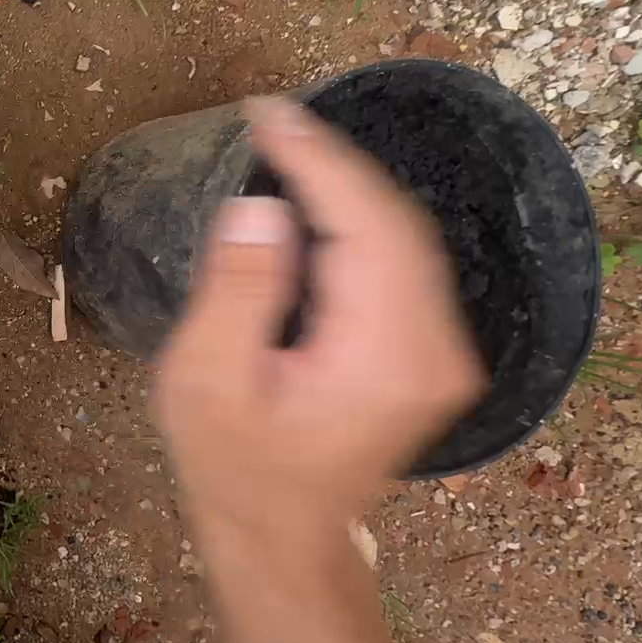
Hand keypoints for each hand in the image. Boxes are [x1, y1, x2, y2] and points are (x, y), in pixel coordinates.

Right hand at [155, 97, 485, 536]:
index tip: (266, 114)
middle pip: (397, 227)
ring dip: (345, 183)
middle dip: (334, 161)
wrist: (277, 528)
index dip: (319, 163)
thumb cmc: (228, 457)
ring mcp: (433, 350)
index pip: (367, 229)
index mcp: (382, 353)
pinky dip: (353, 216)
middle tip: (268, 115)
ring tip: (283, 141)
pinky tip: (313, 195)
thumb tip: (258, 207)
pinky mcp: (417, 350)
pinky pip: (394, 262)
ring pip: (402, 239)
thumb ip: (236, 290)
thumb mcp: (207, 376)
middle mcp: (432, 347)